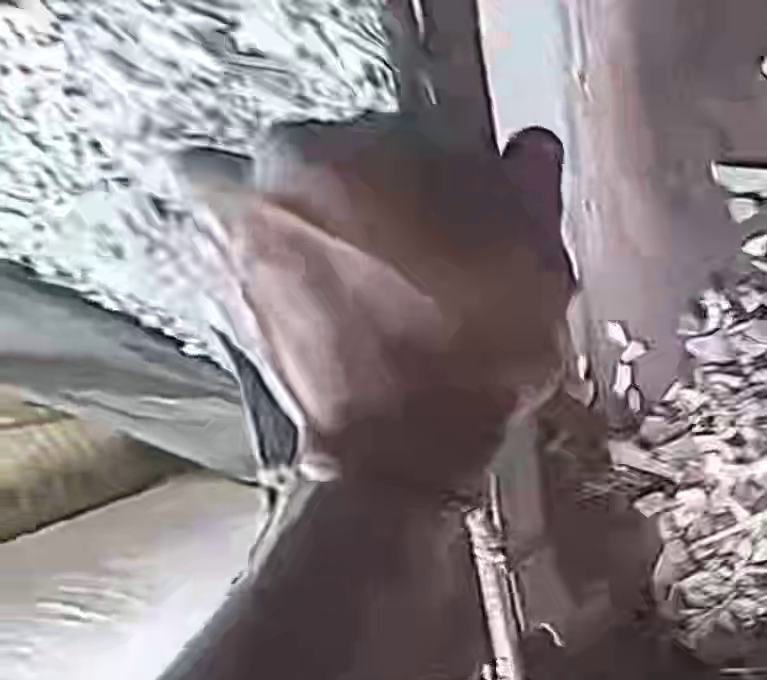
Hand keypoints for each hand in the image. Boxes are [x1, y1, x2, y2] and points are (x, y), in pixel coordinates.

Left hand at [179, 120, 572, 494]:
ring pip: (324, 202)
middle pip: (372, 166)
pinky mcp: (224, 272)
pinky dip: (321, 260)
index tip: (504, 234)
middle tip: (460, 269)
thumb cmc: (480, 363)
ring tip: (409, 288)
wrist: (403, 445)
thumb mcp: (538, 283)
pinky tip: (366, 301)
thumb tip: (531, 149)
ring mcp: (236, 220)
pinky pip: (284, 242)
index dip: (484, 192)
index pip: (438, 142)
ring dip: (366, 229)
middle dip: (419, 207)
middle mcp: (275, 166)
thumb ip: (532, 203)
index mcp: (360, 153)